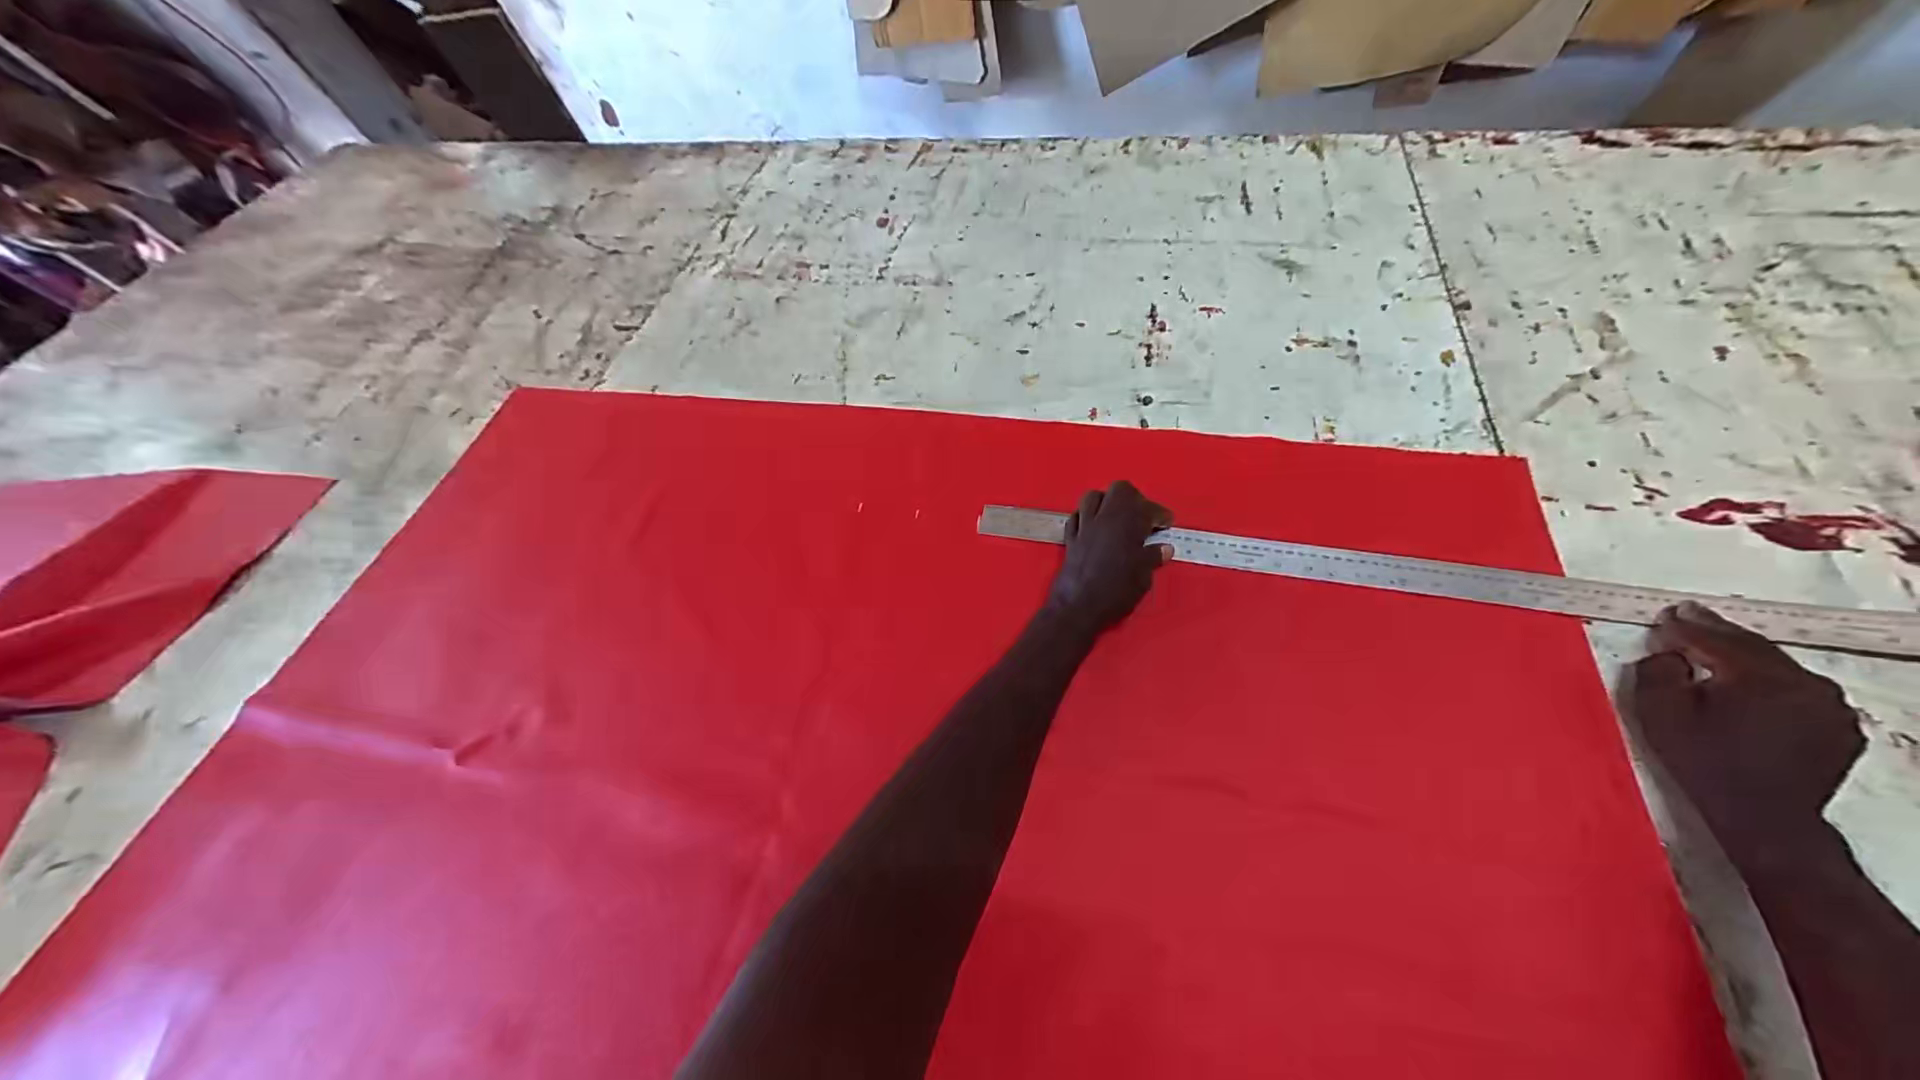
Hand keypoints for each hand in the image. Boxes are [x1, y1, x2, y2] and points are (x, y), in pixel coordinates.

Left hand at [1044, 481, 1172, 633]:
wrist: (1079, 607)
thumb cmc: (1115, 591)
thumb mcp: (1143, 576)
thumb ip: (1153, 557)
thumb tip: (1164, 549)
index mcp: (1127, 523)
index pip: (1149, 508)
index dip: (1160, 514)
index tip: (1166, 523)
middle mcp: (1105, 518)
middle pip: (1119, 490)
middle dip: (1134, 498)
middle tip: (1143, 515)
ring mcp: (1085, 527)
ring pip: (1093, 497)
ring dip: (1106, 501)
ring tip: (1117, 516)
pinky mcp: (1070, 539)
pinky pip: (1076, 517)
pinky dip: (1086, 517)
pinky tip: (1093, 526)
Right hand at [1621, 601, 1864, 863]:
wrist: (1764, 818)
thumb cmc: (1704, 762)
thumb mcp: (1659, 713)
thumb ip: (1657, 671)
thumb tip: (1670, 654)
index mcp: (1762, 677)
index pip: (1717, 639)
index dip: (1686, 625)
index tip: (1667, 614)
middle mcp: (1808, 685)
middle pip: (1754, 648)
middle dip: (1717, 633)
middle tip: (1687, 619)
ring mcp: (1832, 707)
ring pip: (1778, 668)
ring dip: (1743, 656)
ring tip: (1712, 650)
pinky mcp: (1839, 727)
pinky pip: (1796, 690)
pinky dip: (1767, 680)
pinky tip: (1745, 685)